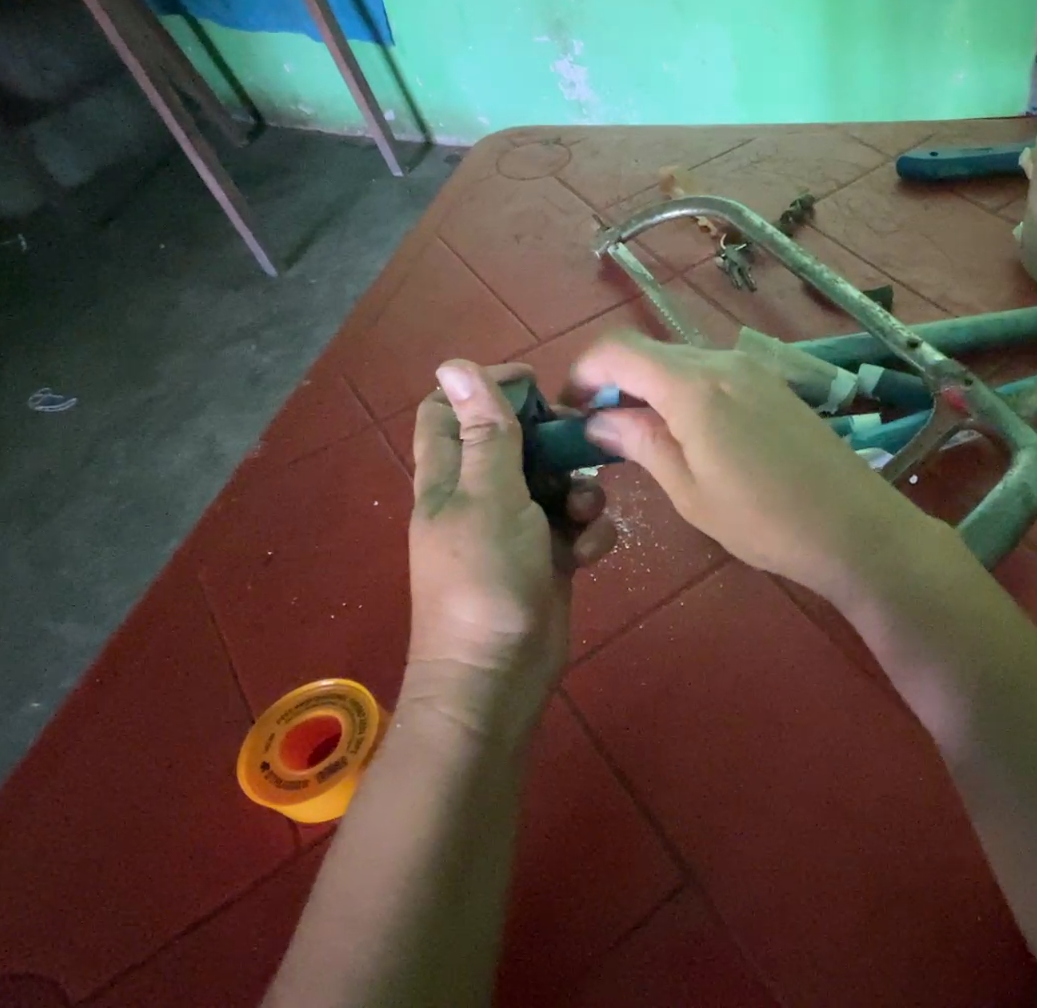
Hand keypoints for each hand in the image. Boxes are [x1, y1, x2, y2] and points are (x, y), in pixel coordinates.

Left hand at [406, 361, 614, 707]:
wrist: (501, 673)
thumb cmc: (487, 579)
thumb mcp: (490, 497)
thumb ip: (485, 433)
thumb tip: (455, 363)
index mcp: (448, 477)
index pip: (450, 410)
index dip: (487, 389)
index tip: (537, 386)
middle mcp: (479, 497)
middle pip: (514, 443)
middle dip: (551, 442)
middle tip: (580, 445)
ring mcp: (515, 530)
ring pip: (553, 483)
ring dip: (578, 491)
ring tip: (584, 512)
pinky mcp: (547, 558)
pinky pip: (573, 527)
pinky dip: (586, 534)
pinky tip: (588, 554)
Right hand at [570, 332, 945, 604]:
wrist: (854, 526)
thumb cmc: (765, 522)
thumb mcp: (690, 492)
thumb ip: (641, 443)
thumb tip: (598, 419)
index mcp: (694, 386)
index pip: (618, 350)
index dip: (583, 371)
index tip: (571, 410)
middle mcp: (724, 362)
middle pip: (651, 352)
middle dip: (617, 382)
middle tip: (602, 431)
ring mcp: (757, 370)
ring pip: (684, 363)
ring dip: (654, 389)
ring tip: (645, 438)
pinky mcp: (777, 385)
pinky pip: (717, 376)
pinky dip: (689, 393)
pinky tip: (692, 435)